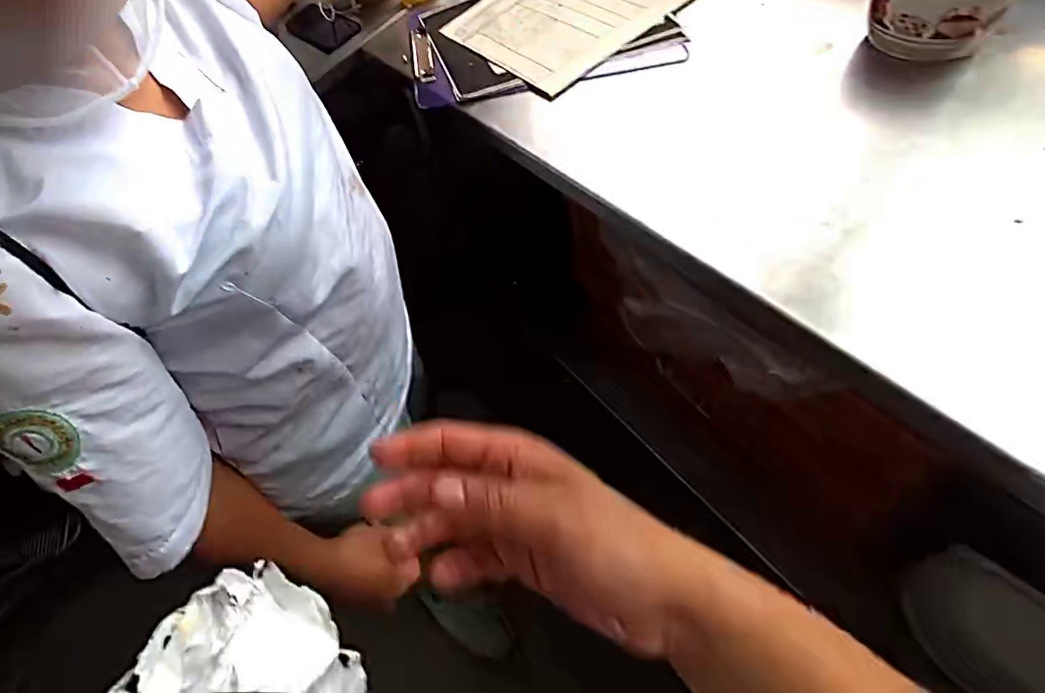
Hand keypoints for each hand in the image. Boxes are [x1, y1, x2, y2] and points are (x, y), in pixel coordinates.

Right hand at [302, 522, 421, 611]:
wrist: (321, 567)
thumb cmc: (353, 549)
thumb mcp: (378, 534)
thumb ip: (396, 536)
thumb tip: (408, 537)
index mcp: (401, 582)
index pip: (414, 565)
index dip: (407, 549)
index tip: (397, 535)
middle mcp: (392, 599)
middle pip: (398, 575)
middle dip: (392, 559)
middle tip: (379, 541)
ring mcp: (373, 605)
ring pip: (382, 583)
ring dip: (377, 568)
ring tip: (364, 548)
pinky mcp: (355, 604)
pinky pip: (367, 587)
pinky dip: (364, 575)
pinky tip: (352, 561)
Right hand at [362, 421, 725, 657]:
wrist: (675, 607)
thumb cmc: (617, 543)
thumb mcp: (548, 514)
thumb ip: (487, 499)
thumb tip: (434, 487)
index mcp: (512, 458)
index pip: (449, 442)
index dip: (410, 446)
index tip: (377, 457)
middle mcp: (504, 484)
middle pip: (442, 482)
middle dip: (407, 495)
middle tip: (374, 510)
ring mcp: (510, 521)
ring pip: (451, 521)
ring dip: (424, 533)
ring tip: (398, 551)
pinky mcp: (518, 558)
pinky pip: (473, 556)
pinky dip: (454, 565)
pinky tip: (440, 577)